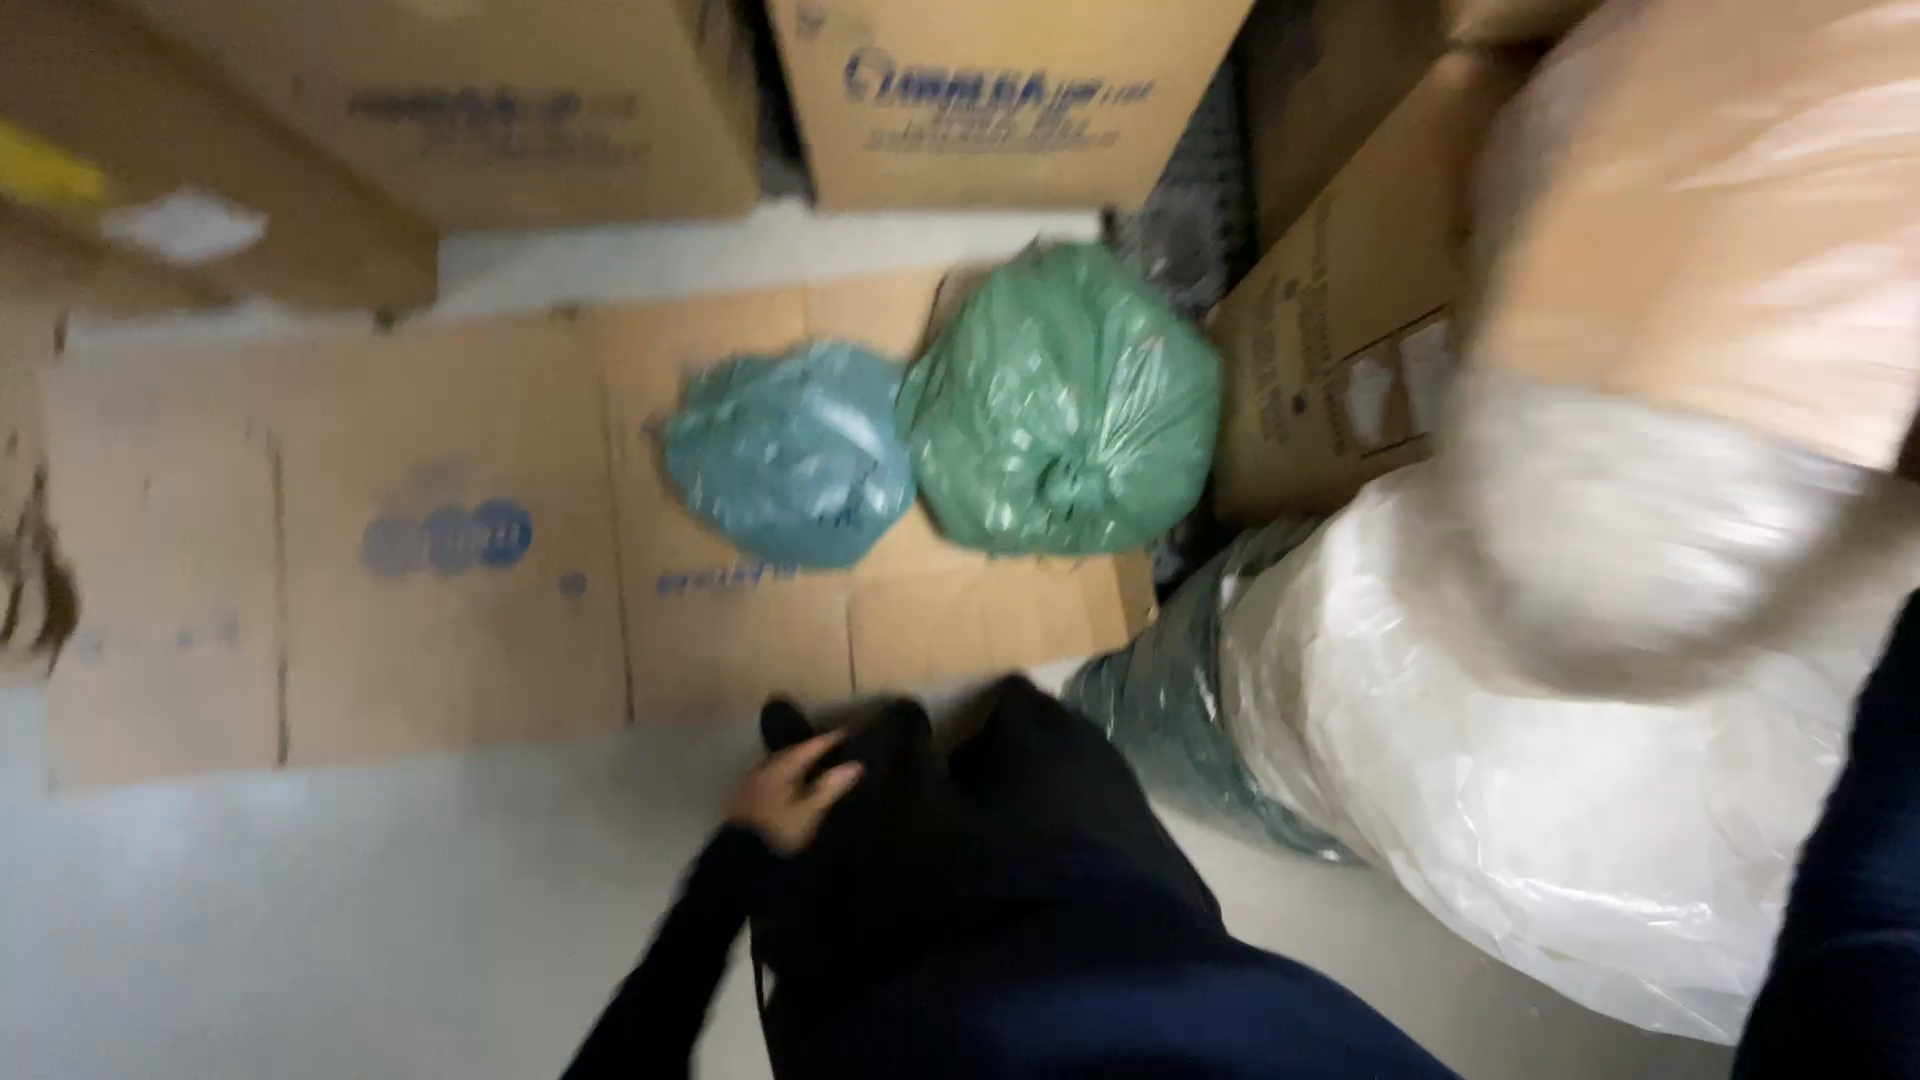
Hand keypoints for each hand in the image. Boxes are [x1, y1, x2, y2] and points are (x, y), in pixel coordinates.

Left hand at [727, 729, 863, 854]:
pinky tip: (792, 786)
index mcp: (779, 768)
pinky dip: (785, 777)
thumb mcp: (809, 812)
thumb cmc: (779, 832)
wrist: (738, 863)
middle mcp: (763, 769)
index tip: (848, 732)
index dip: (829, 740)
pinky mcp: (743, 801)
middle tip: (832, 747)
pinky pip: (770, 778)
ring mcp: (750, 785)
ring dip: (797, 763)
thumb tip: (856, 764)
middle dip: (811, 749)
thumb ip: (831, 787)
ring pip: (779, 765)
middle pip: (791, 753)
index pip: (809, 747)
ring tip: (814, 765)